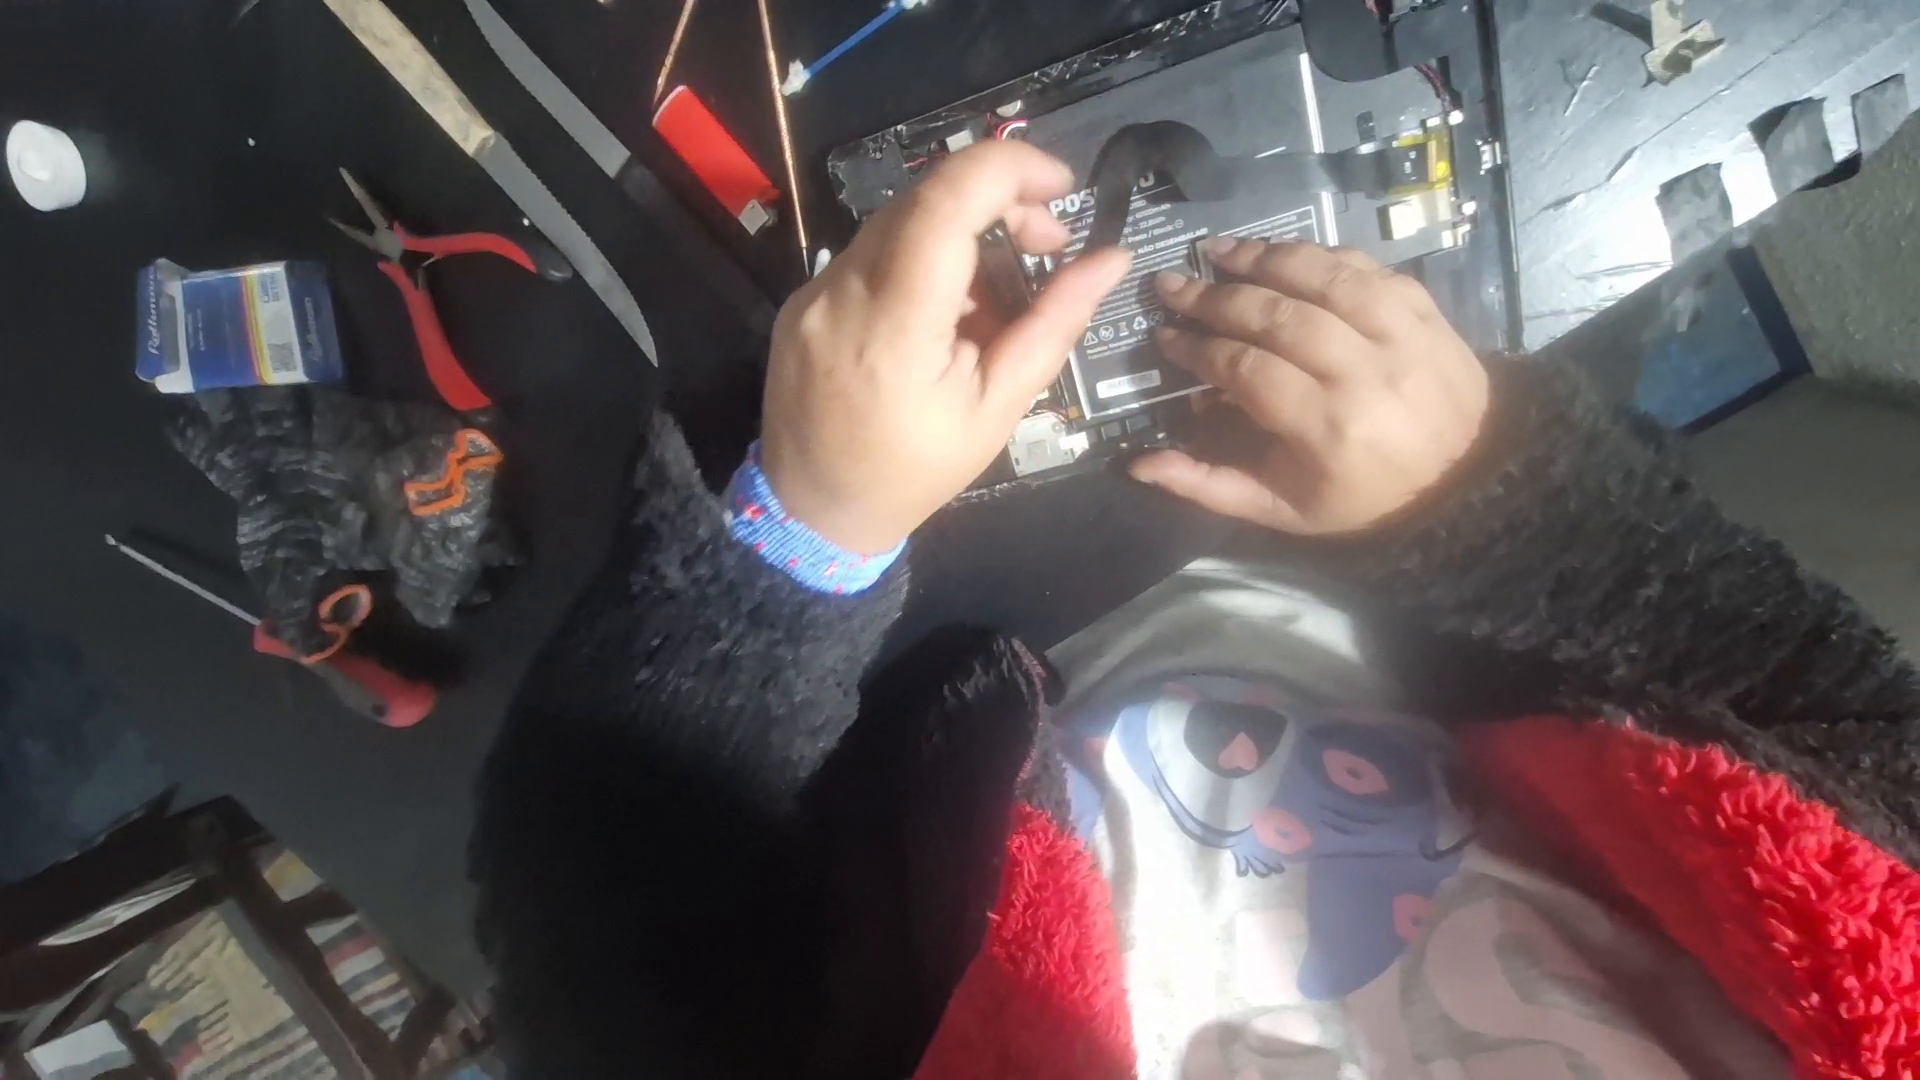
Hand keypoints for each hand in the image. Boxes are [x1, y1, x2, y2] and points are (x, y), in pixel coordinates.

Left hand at [760, 141, 1131, 553]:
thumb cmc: (915, 473)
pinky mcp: (802, 302)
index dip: (1010, 169)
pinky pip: (871, 256)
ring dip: (960, 238)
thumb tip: (1111, 260)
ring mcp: (813, 294)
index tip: (1060, 189)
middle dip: (998, 205)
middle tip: (1046, 247)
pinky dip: (920, 264)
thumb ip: (1053, 327)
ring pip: (899, 224)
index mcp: (894, 328)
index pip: (947, 200)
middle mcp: (841, 294)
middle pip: (926, 201)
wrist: (816, 512)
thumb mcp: (996, 410)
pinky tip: (942, 314)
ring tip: (995, 299)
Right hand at [1128, 237, 1488, 535]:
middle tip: (1171, 285)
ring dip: (1263, 258)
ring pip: (1323, 279)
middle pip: (1278, 317)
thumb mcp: (1278, 510)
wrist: (1467, 479)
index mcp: (1325, 427)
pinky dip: (1317, 254)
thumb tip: (1137, 465)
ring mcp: (1401, 334)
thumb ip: (1206, 485)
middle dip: (1216, 297)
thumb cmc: (1359, 499)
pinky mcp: (1426, 311)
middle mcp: (1364, 373)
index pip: (1248, 370)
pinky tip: (1280, 252)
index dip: (1199, 349)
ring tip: (1217, 250)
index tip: (1164, 336)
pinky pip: (1365, 267)